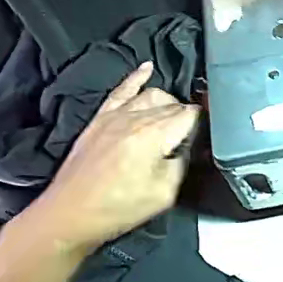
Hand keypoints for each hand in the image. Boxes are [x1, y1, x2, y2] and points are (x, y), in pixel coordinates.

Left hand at [16, 62, 199, 259]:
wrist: (72, 212)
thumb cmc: (119, 207)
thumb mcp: (165, 193)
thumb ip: (182, 163)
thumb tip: (188, 146)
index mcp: (155, 134)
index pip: (190, 115)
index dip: (204, 123)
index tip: (210, 132)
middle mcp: (136, 117)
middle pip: (172, 105)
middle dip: (187, 116)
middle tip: (193, 136)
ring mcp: (115, 114)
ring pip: (151, 94)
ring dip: (168, 102)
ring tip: (175, 116)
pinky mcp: (100, 118)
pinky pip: (121, 90)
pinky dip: (136, 77)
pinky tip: (147, 68)